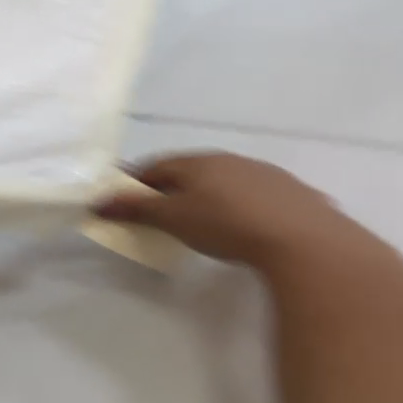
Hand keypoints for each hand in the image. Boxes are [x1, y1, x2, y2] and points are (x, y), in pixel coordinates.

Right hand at [94, 152, 371, 269]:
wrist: (307, 242)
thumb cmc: (224, 224)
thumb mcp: (169, 219)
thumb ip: (132, 208)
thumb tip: (96, 202)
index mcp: (198, 162)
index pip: (154, 166)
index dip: (134, 183)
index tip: (125, 204)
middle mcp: (233, 160)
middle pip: (191, 173)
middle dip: (172, 190)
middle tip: (161, 216)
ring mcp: (269, 175)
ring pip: (226, 183)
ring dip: (209, 197)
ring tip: (204, 223)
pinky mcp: (297, 194)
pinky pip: (257, 197)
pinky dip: (242, 207)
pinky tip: (244, 228)